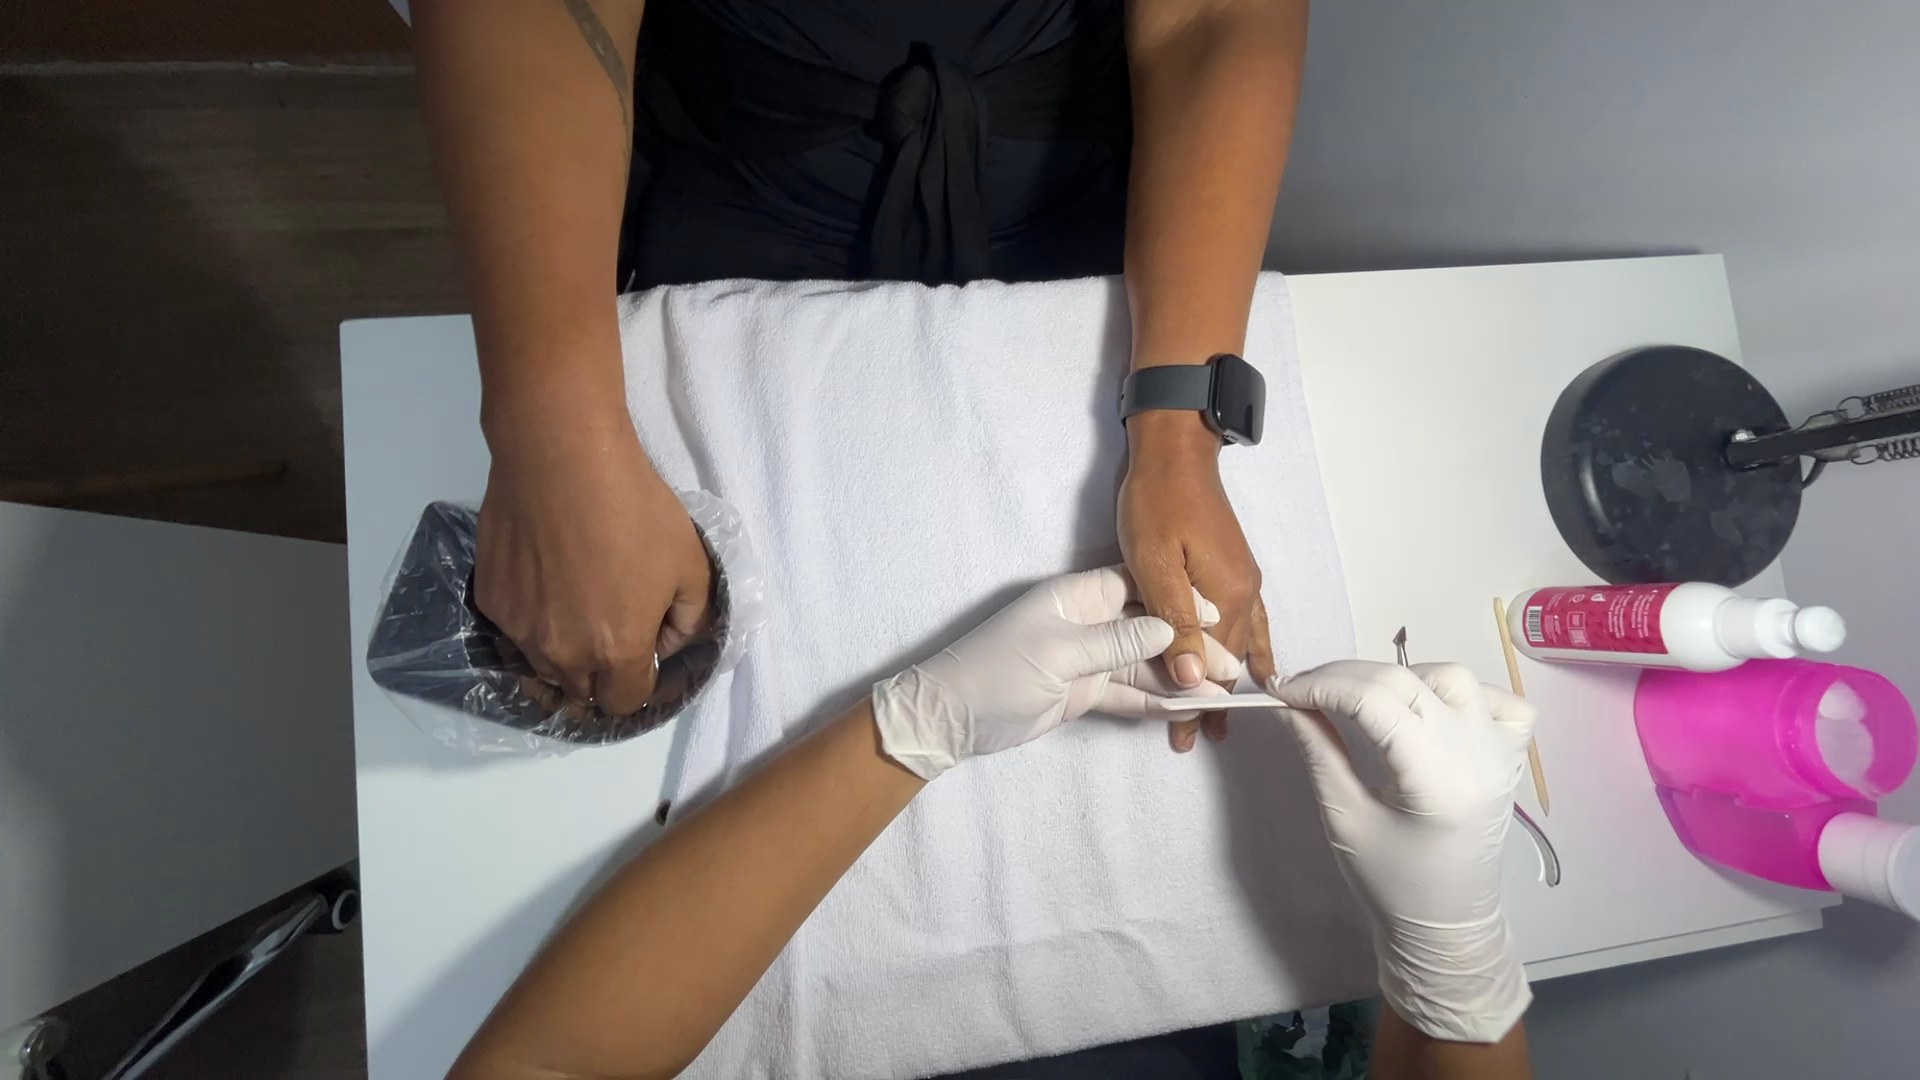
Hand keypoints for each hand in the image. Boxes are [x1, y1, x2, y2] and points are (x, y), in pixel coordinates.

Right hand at [474, 415, 711, 714]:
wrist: (563, 460)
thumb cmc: (638, 513)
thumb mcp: (693, 566)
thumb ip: (691, 618)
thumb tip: (671, 643)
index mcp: (616, 651)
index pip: (626, 700)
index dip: (644, 683)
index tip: (649, 653)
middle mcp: (561, 655)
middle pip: (584, 692)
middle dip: (606, 675)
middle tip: (620, 631)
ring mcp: (518, 630)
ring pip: (546, 668)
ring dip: (568, 655)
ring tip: (583, 612)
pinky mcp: (490, 600)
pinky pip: (518, 633)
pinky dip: (538, 625)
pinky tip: (552, 587)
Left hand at [871, 567, 1236, 779]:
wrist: (955, 717)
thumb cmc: (1001, 670)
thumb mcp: (1060, 651)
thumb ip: (1117, 641)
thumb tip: (1172, 629)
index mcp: (1076, 597)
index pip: (1137, 589)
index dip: (1177, 601)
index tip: (1216, 614)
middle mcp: (1086, 623)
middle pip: (1146, 630)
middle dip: (1187, 647)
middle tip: (1230, 668)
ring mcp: (1087, 660)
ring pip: (1142, 664)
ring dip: (1178, 679)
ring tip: (1222, 695)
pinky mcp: (1084, 692)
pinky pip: (1127, 692)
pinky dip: (1156, 700)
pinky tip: (1188, 707)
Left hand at [1119, 412, 1273, 751]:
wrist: (1176, 452)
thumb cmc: (1156, 505)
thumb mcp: (1155, 565)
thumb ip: (1175, 623)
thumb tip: (1195, 680)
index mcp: (1227, 598)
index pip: (1215, 666)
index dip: (1199, 702)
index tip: (1187, 737)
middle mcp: (1245, 594)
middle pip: (1233, 660)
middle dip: (1217, 699)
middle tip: (1201, 736)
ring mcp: (1243, 579)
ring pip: (1243, 642)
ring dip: (1233, 678)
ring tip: (1226, 714)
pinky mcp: (1232, 567)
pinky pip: (1249, 619)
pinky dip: (1250, 646)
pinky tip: (1254, 661)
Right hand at [1269, 661, 1536, 1043]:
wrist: (1448, 923)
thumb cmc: (1391, 880)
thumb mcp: (1343, 816)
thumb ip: (1318, 749)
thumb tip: (1287, 701)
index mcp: (1437, 780)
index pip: (1372, 699)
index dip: (1319, 686)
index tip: (1279, 692)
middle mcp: (1478, 755)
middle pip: (1403, 679)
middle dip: (1340, 676)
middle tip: (1300, 692)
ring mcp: (1502, 751)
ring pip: (1449, 676)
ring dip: (1395, 675)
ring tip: (1360, 698)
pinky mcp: (1511, 754)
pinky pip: (1496, 699)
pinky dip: (1456, 691)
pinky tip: (1425, 706)